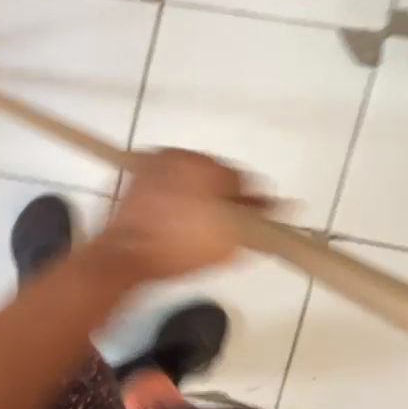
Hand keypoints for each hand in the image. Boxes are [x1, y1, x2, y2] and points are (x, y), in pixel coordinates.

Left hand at [85, 149, 263, 285]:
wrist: (127, 253)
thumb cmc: (181, 244)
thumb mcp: (233, 237)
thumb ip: (260, 217)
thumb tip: (281, 205)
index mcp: (205, 163)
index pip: (241, 180)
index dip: (248, 205)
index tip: (250, 226)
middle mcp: (177, 155)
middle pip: (212, 175)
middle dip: (221, 198)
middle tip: (223, 228)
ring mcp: (151, 164)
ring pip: (187, 179)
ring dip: (197, 197)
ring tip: (197, 228)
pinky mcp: (133, 178)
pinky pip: (164, 185)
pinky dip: (173, 197)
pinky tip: (174, 221)